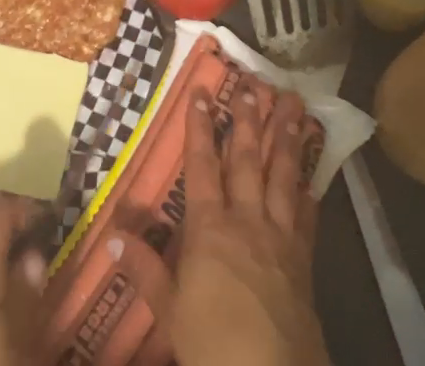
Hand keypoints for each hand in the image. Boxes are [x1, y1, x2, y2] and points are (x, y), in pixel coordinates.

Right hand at [171, 82, 330, 365]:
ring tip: (294, 107)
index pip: (202, 166)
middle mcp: (248, 221)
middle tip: (254, 85)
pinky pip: (307, 216)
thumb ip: (146, 268)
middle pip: (248, 161)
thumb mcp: (169, 309)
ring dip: (287, 139)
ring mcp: (281, 238)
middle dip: (249, 121)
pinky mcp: (304, 260)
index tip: (201, 92)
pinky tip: (312, 174)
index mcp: (210, 228)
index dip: (200, 127)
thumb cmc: (213, 342)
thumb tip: (112, 234)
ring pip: (284, 177)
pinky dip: (309, 190)